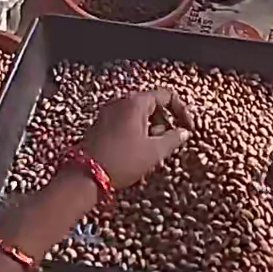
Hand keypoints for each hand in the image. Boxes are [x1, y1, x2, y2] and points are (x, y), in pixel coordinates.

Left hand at [78, 89, 192, 188]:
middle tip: (170, 141)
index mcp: (135, 103)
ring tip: (154, 150)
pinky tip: (137, 152)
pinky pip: (125, 122)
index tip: (187, 127)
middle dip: (165, 121)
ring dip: (151, 128)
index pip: (166, 96)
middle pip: (152, 104)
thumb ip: (173, 139)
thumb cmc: (121, 161)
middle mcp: (120, 103)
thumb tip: (183, 133)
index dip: (181, 110)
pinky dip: (137, 132)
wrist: (85, 176)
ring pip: (138, 114)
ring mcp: (108, 113)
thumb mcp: (154, 152)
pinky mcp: (101, 126)